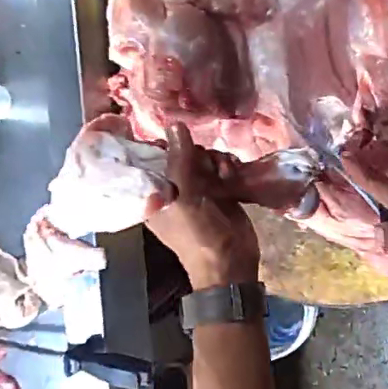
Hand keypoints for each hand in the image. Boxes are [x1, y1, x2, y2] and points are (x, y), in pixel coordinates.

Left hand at [147, 125, 260, 288]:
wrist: (230, 264)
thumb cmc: (198, 235)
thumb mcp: (185, 197)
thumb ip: (180, 160)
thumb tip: (174, 124)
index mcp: (155, 193)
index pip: (155, 158)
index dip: (169, 147)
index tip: (184, 143)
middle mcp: (174, 190)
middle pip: (183, 155)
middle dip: (198, 155)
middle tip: (209, 165)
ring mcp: (198, 191)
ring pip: (204, 160)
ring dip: (216, 161)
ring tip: (225, 172)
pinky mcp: (219, 193)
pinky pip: (220, 169)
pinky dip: (227, 168)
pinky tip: (232, 174)